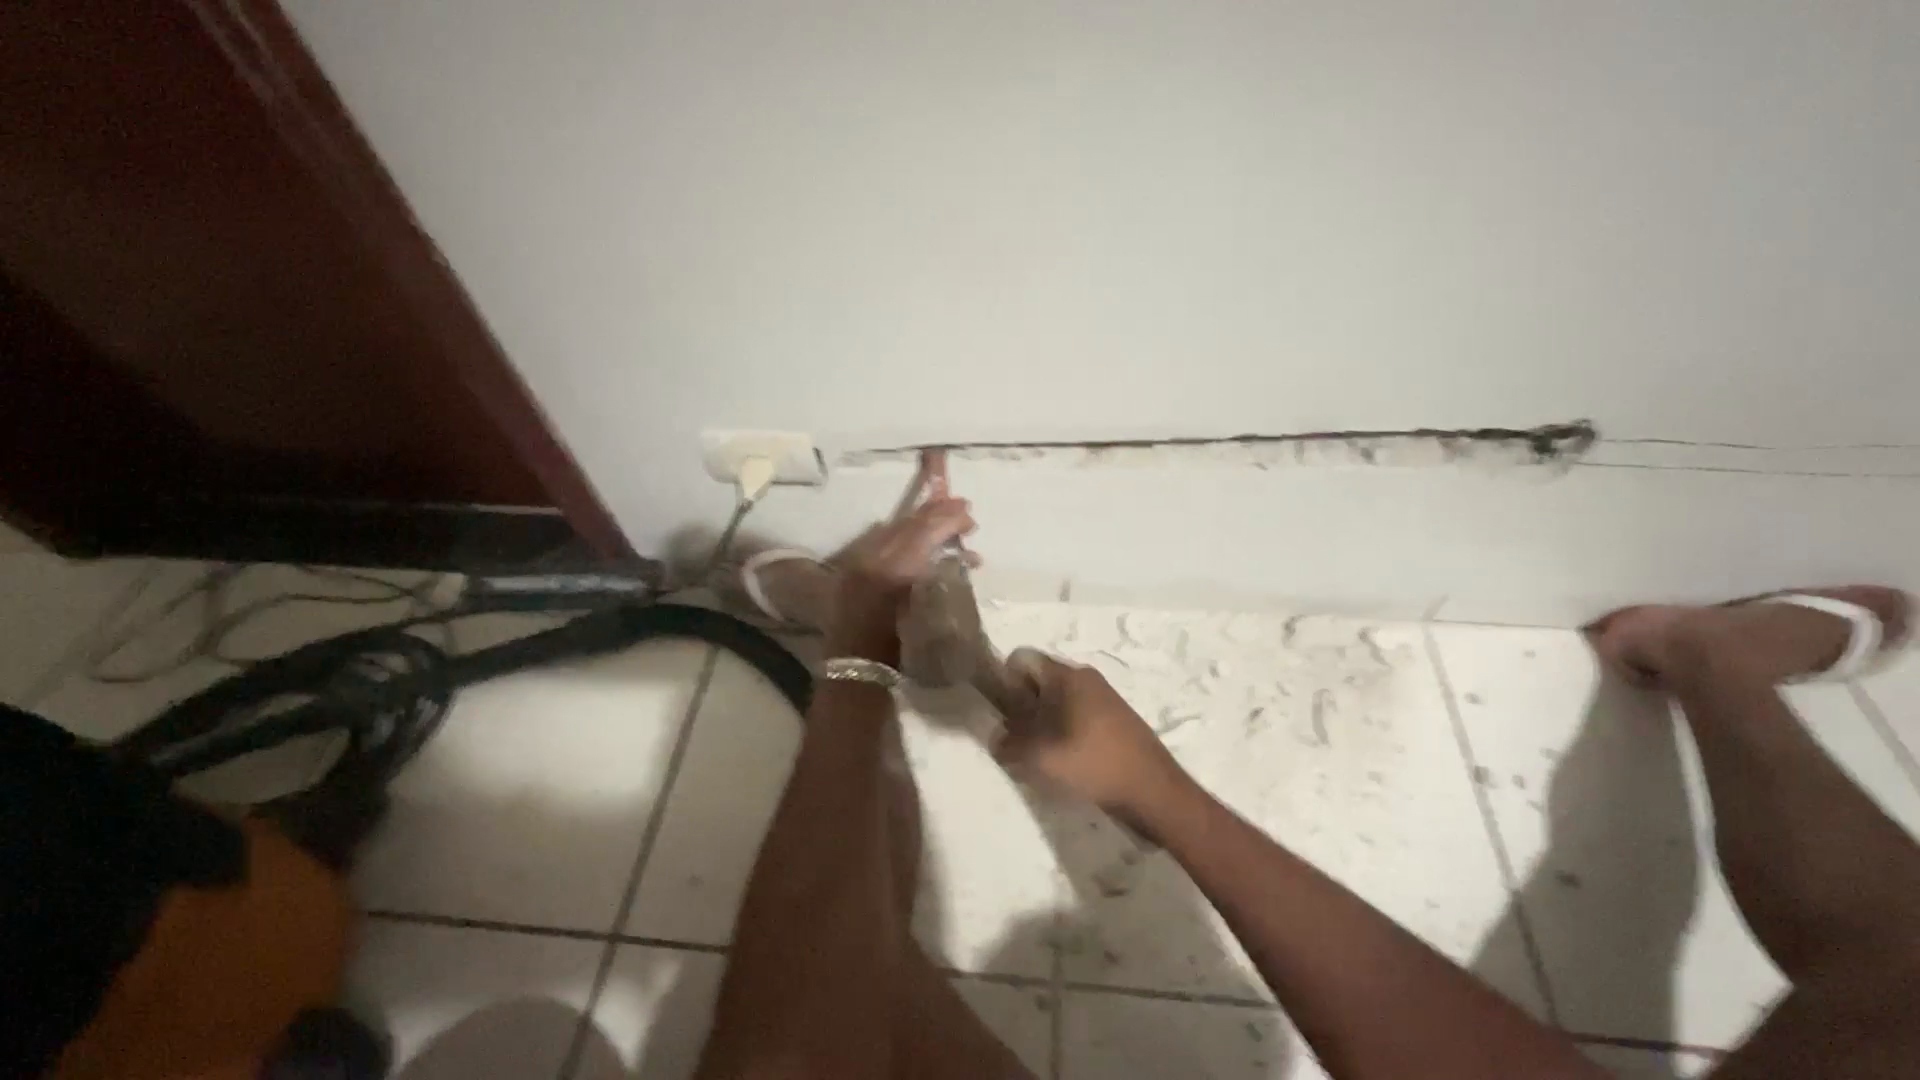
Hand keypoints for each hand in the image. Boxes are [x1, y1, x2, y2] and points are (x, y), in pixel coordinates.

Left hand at [826, 496, 975, 659]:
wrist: (854, 667)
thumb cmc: (896, 649)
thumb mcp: (925, 610)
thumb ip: (935, 575)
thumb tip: (959, 556)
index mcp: (895, 571)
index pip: (924, 532)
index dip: (947, 520)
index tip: (969, 515)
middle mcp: (874, 558)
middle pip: (908, 525)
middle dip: (935, 513)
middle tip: (962, 506)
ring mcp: (858, 560)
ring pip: (893, 528)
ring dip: (919, 521)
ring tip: (943, 516)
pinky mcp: (850, 566)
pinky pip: (879, 538)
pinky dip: (901, 533)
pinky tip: (915, 535)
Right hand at [994, 649, 1188, 814]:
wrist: (1153, 791)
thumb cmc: (1094, 764)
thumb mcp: (1041, 758)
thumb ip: (1008, 745)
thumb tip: (995, 740)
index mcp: (1067, 675)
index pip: (1021, 658)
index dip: (1003, 681)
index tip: (1003, 713)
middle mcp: (1085, 676)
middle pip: (1038, 679)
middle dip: (1021, 704)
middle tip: (1017, 738)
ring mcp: (1103, 696)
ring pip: (1057, 698)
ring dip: (1042, 721)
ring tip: (1041, 754)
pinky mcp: (1114, 717)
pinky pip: (1076, 712)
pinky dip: (1063, 729)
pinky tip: (1066, 760)